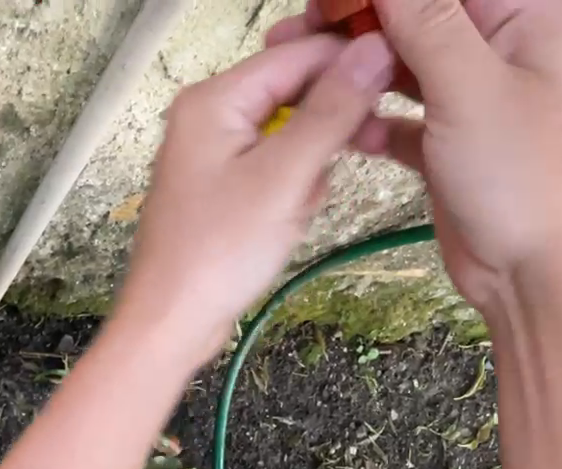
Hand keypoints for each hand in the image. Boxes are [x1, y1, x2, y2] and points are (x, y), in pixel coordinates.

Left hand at [113, 33, 396, 356]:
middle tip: (326, 178)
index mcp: (213, 101)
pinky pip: (271, 177)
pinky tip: (277, 230)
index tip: (391, 93)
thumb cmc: (215, 256)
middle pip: (294, 96)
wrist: (170, 325)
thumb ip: (331, 109)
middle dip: (321, 138)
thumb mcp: (284, 177)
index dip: (349, 68)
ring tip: (287, 217)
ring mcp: (211, 158)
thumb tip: (375, 49)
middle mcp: (207, 119)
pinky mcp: (218, 194)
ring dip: (304, 178)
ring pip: (288, 142)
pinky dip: (285, 200)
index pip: (299, 55)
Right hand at [270, 0, 561, 310]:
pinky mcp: (446, 144)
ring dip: (355, 68)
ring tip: (303, 77)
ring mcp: (469, 97)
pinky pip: (399, 119)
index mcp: (521, 10)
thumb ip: (426, 21)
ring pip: (402, 63)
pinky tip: (344, 132)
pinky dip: (370, 121)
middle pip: (415, 13)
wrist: (539, 272)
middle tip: (296, 33)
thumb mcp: (471, 87)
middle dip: (357, 18)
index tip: (324, 1)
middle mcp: (496, 44)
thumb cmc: (524, 176)